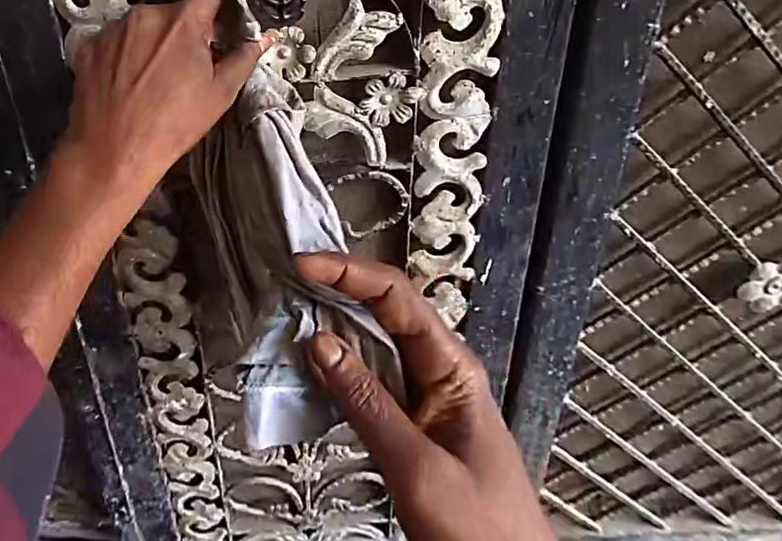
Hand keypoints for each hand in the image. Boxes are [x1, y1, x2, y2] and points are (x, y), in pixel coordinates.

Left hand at [56, 0, 267, 203]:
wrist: (112, 152)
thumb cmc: (166, 127)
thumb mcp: (220, 94)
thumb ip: (244, 57)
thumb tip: (259, 40)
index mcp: (182, 23)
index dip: (216, 8)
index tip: (217, 23)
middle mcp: (145, 17)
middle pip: (174, 11)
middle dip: (183, 32)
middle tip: (186, 65)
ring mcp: (114, 30)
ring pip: (143, 25)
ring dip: (152, 43)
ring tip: (154, 80)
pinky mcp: (91, 46)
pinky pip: (115, 40)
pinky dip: (124, 55)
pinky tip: (130, 82)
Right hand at [296, 252, 553, 540]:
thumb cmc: (487, 532)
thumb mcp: (420, 469)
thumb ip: (368, 405)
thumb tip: (323, 346)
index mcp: (452, 366)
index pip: (396, 294)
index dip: (349, 272)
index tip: (309, 266)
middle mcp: (437, 370)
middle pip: (381, 310)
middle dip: (336, 291)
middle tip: (294, 284)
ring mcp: (421, 395)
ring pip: (370, 343)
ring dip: (332, 329)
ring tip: (295, 320)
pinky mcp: (407, 421)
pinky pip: (366, 379)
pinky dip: (336, 368)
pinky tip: (313, 368)